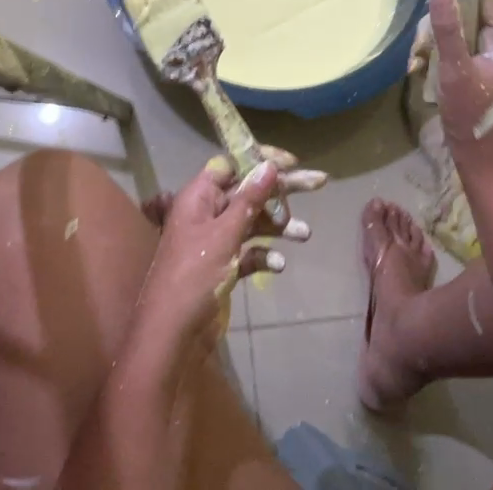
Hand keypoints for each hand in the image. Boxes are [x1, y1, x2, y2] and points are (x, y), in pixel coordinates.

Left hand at [133, 148, 321, 358]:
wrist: (173, 334)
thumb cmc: (194, 276)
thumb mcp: (224, 235)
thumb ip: (248, 200)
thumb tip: (269, 167)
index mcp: (199, 197)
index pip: (232, 164)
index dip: (260, 160)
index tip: (291, 163)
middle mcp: (207, 213)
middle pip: (248, 192)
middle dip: (281, 191)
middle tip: (319, 183)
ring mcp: (215, 241)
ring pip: (252, 223)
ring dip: (278, 226)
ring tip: (305, 234)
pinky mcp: (223, 267)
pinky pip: (249, 252)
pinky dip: (265, 255)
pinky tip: (278, 264)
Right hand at [426, 0, 492, 175]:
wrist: (483, 157)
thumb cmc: (470, 113)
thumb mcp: (454, 69)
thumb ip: (448, 29)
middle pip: (480, 12)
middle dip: (453, 14)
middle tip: (426, 25)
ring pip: (474, 30)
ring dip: (452, 32)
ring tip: (426, 42)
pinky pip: (472, 46)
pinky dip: (455, 47)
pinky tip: (435, 57)